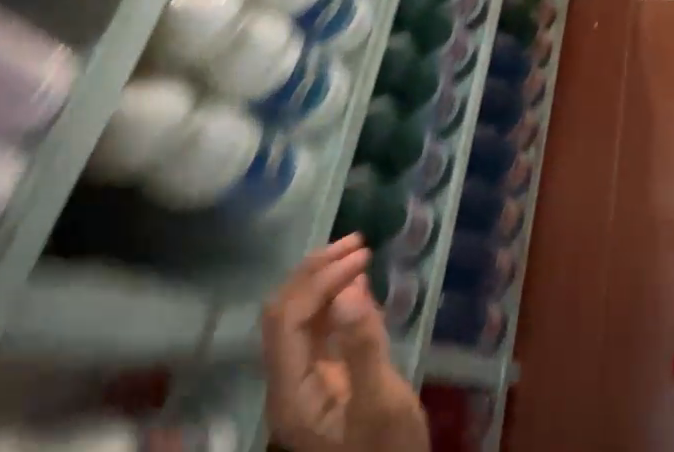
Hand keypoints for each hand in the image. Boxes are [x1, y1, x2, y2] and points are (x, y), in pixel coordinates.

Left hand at [262, 235, 428, 451]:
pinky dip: (336, 300)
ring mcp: (304, 384)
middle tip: (359, 243)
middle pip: (284, 315)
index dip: (319, 281)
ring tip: (359, 253)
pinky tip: (360, 286)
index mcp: (290, 394)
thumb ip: (363, 348)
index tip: (362, 256)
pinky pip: (319, 331)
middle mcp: (287, 385)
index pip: (287, 321)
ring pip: (299, 320)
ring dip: (324, 281)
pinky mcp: (324, 381)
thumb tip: (349, 291)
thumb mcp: (382, 404)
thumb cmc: (389, 451)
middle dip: (316, 273)